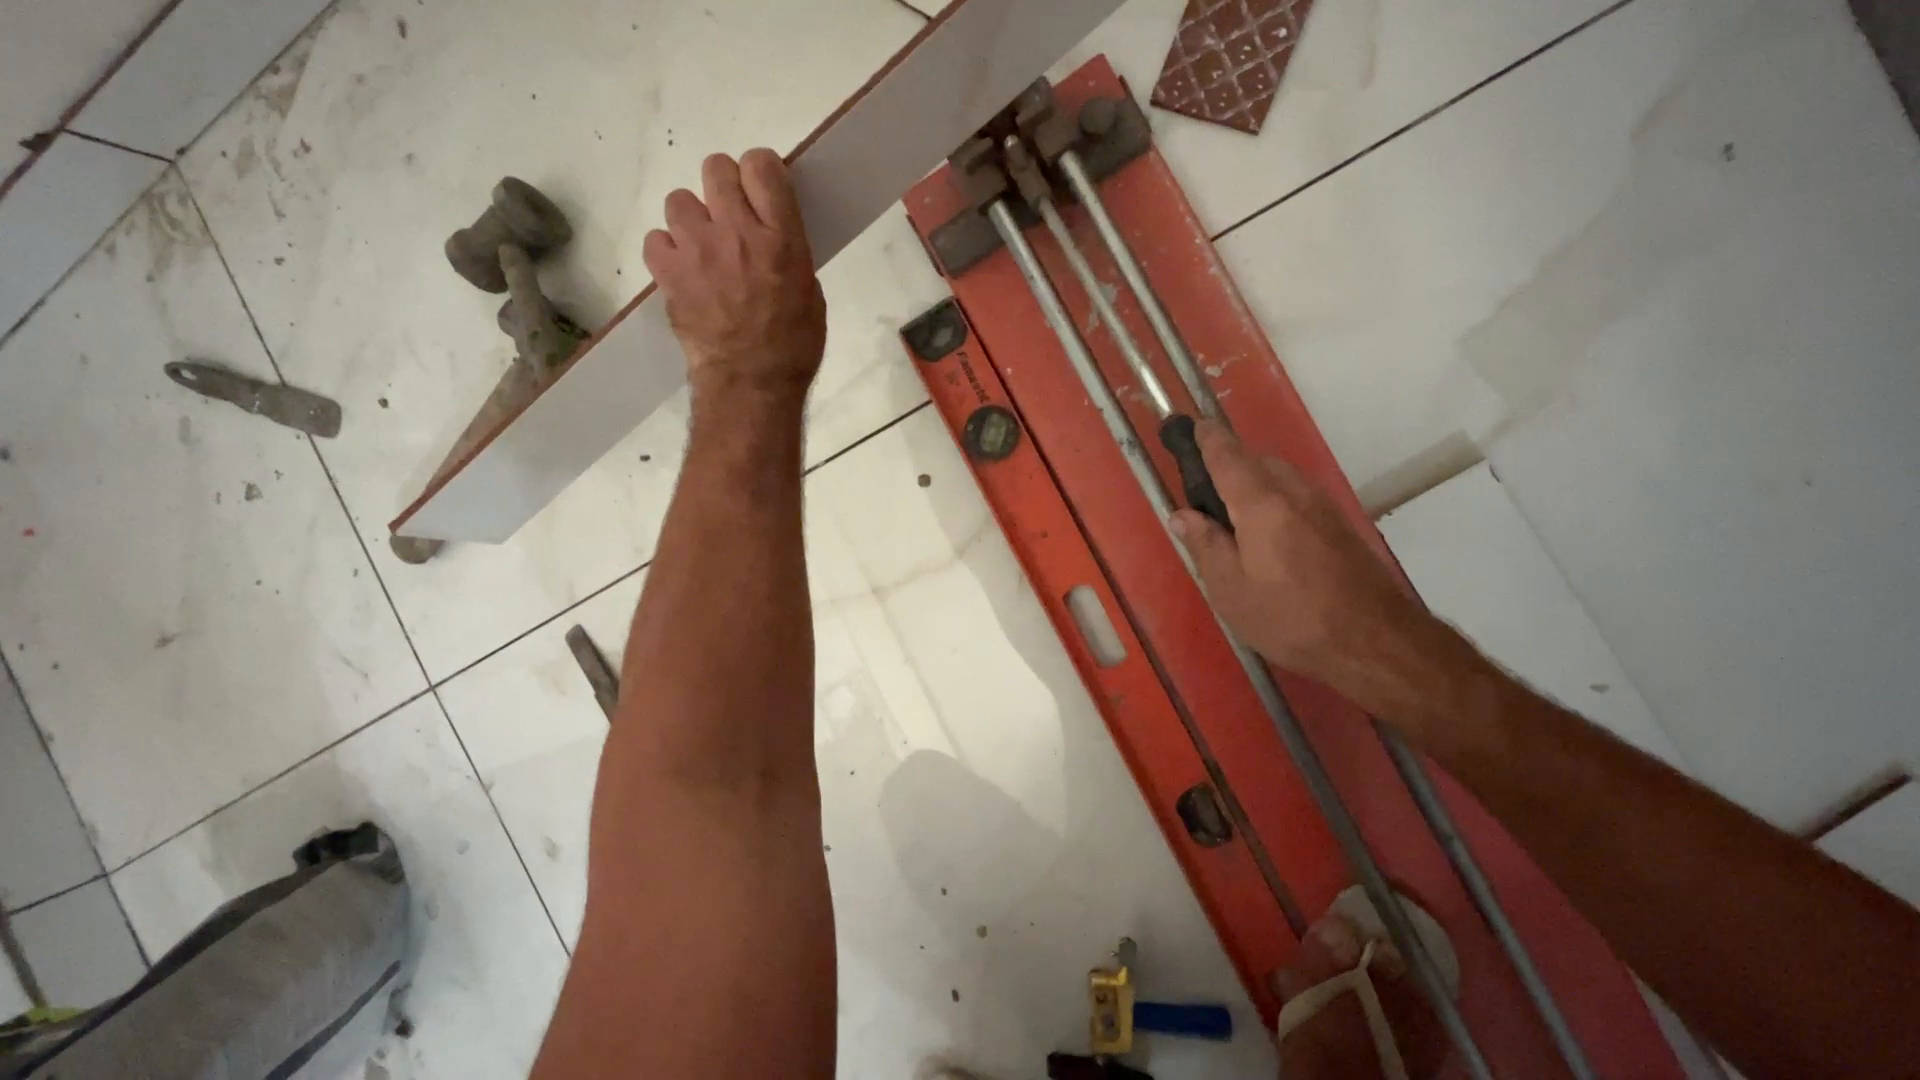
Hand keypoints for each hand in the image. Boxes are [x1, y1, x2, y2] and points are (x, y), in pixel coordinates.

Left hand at [643, 149, 826, 404]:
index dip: (758, 172)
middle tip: (730, 218)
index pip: (761, 164)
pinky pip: (656, 239)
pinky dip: (667, 251)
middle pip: (716, 168)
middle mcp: (737, 232)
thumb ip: (787, 252)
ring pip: (680, 200)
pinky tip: (682, 271)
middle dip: (723, 187)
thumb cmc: (793, 345)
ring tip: (703, 250)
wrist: (751, 384)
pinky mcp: (668, 272)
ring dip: (692, 220)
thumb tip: (770, 237)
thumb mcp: (809, 291)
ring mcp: (697, 249)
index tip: (760, 193)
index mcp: (781, 237)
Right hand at [1170, 421, 1435, 690]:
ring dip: (1252, 484)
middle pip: (1254, 460)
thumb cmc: (1290, 618)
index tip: (1189, 428)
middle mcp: (1293, 491)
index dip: (1205, 439)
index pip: (1226, 454)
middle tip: (1202, 498)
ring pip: (1279, 477)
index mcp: (1260, 502)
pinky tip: (1267, 536)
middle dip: (1226, 465)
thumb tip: (1182, 514)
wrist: (1374, 640)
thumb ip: (1205, 546)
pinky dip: (1274, 501)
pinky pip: (1297, 495)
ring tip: (1232, 520)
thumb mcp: (1231, 590)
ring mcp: (1322, 505)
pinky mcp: (1339, 524)